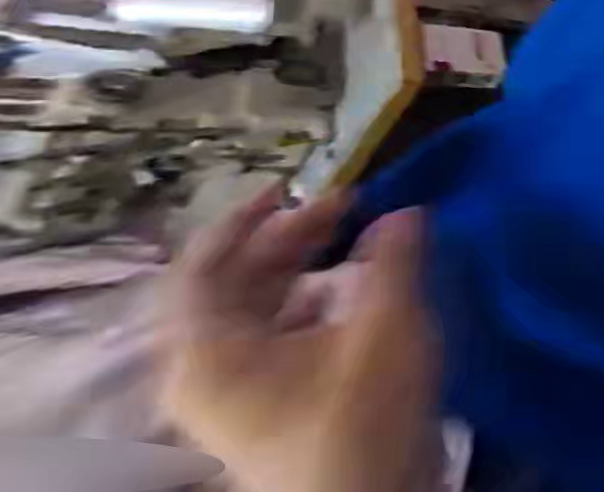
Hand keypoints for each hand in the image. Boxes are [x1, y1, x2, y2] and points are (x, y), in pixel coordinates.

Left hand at [161, 187, 439, 491]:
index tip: (290, 186)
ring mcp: (240, 389)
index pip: (199, 272)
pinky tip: (355, 281)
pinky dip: (314, 292)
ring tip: (353, 232)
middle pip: (233, 283)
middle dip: (289, 235)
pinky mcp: (272, 398)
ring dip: (303, 261)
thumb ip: (393, 261)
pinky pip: (280, 327)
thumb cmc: (362, 416)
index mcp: (211, 356)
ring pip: (258, 305)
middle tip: (348, 203)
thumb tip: (403, 212)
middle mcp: (210, 370)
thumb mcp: (386, 327)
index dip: (239, 222)